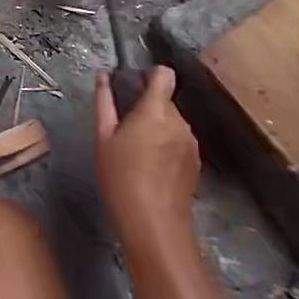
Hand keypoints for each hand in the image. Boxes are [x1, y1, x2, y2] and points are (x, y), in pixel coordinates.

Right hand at [95, 66, 200, 242]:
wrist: (154, 224)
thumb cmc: (121, 178)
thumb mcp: (103, 139)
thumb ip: (104, 103)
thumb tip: (102, 76)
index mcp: (156, 110)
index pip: (164, 74)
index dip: (149, 74)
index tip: (132, 86)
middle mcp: (179, 121)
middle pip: (164, 101)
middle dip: (146, 108)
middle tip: (123, 130)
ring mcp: (191, 142)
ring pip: (171, 122)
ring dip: (156, 128)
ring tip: (135, 153)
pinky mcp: (196, 162)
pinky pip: (178, 141)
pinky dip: (166, 146)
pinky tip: (150, 168)